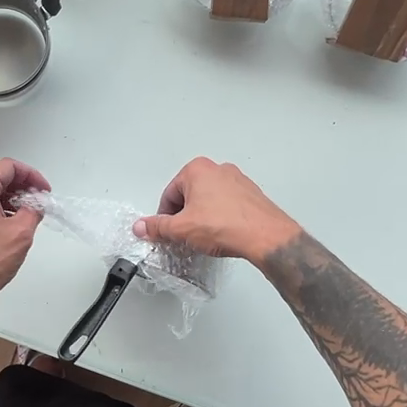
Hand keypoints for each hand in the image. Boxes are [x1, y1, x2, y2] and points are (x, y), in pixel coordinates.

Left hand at [0, 159, 49, 298]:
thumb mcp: (20, 233)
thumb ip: (33, 211)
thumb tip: (35, 206)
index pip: (7, 167)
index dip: (30, 175)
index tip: (42, 190)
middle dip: (21, 187)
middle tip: (38, 202)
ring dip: (10, 199)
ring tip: (27, 215)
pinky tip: (10, 224)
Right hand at [133, 158, 298, 262]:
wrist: (265, 236)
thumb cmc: (225, 225)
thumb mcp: (181, 229)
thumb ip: (157, 227)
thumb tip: (141, 227)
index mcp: (197, 169)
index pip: (169, 194)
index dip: (165, 217)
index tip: (167, 232)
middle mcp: (217, 169)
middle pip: (189, 195)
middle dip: (184, 216)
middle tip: (186, 236)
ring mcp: (237, 180)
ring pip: (208, 199)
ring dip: (202, 217)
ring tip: (206, 237)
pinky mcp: (251, 194)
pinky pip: (227, 204)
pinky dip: (220, 217)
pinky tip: (222, 234)